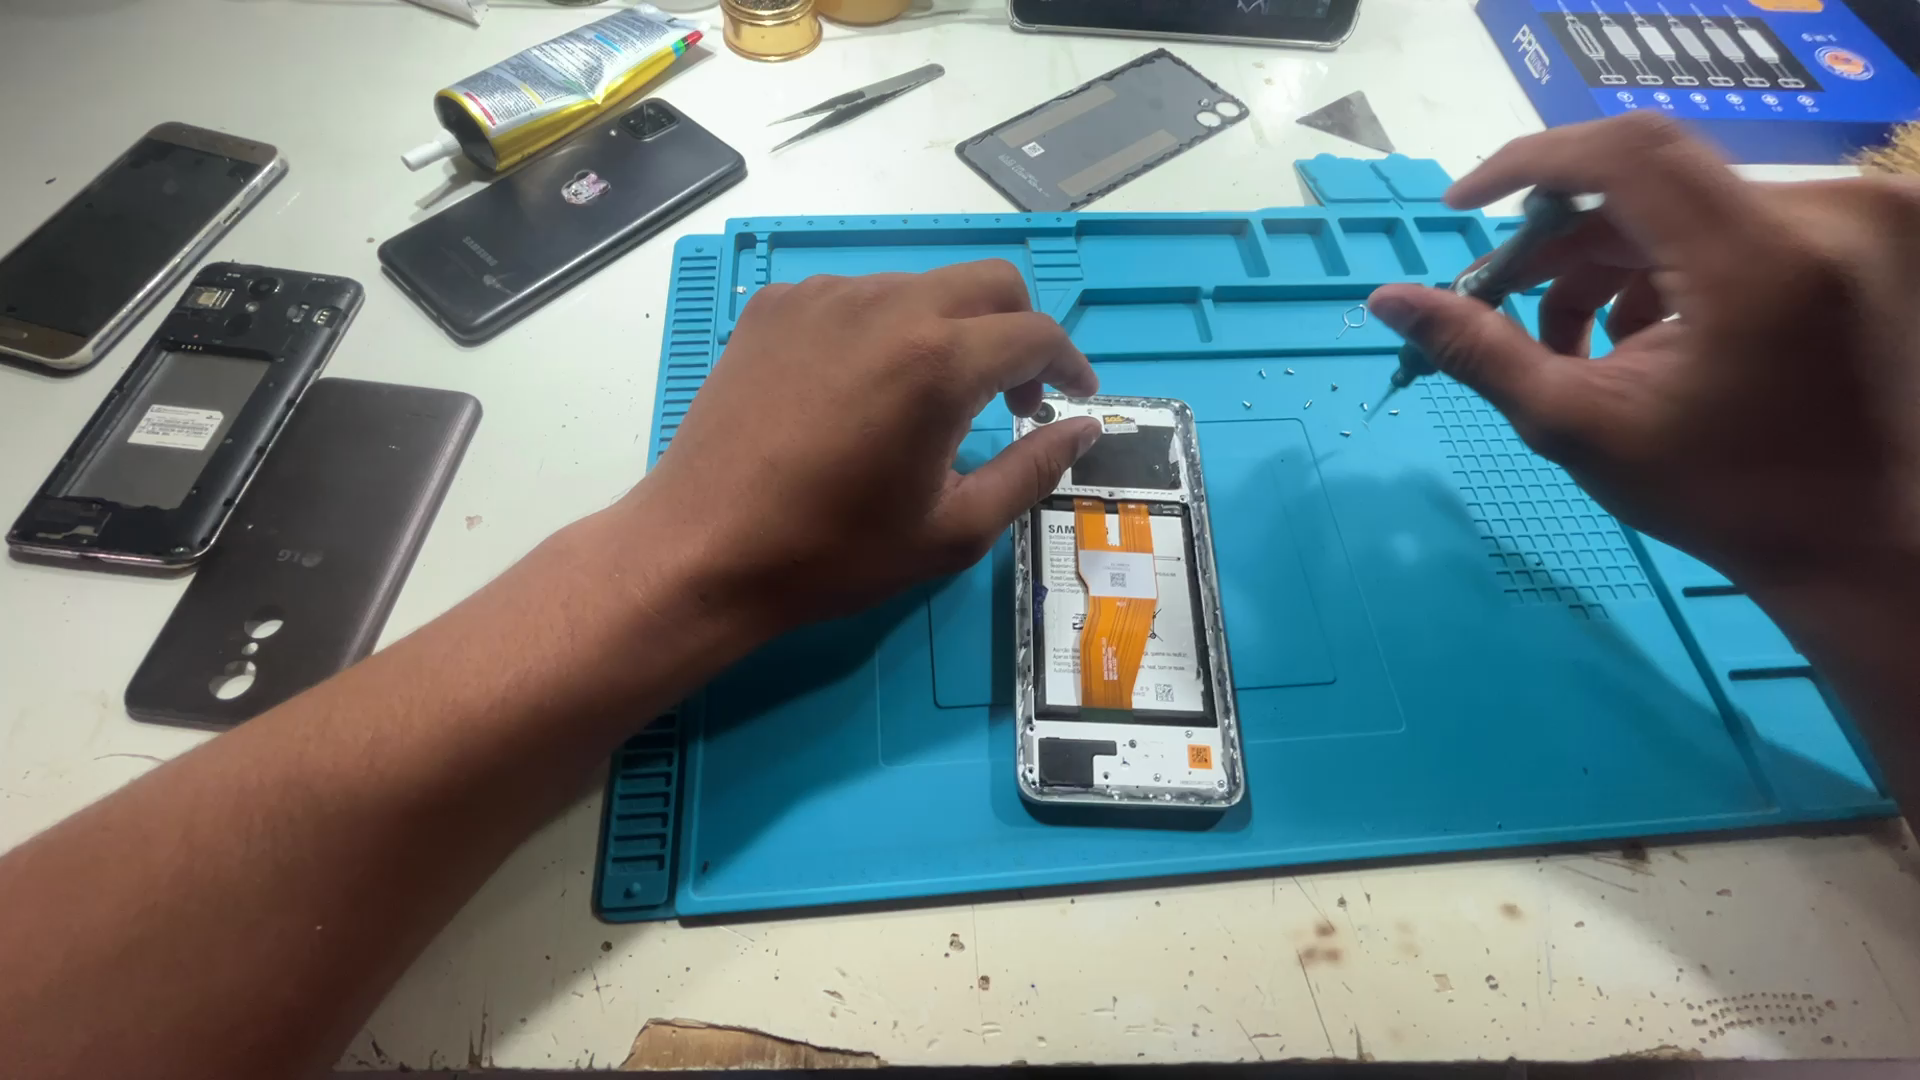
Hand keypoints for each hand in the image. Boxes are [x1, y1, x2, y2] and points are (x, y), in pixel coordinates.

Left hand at [628, 260, 1100, 633]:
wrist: (703, 550)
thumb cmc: (834, 554)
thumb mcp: (952, 530)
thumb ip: (1032, 471)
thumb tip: (1085, 429)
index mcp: (937, 363)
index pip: (1034, 334)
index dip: (1068, 364)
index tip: (1074, 397)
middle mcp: (885, 306)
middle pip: (987, 284)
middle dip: (1020, 333)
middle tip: (1013, 399)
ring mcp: (822, 298)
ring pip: (922, 287)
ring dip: (953, 331)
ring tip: (933, 401)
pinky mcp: (776, 307)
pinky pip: (858, 298)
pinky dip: (888, 330)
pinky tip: (865, 388)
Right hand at [1368, 113, 1919, 590]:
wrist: (1861, 538)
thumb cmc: (1710, 490)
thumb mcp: (1567, 421)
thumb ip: (1474, 349)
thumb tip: (1386, 300)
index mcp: (1758, 258)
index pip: (1624, 154)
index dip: (1526, 164)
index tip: (1458, 207)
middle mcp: (1826, 212)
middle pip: (1643, 191)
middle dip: (1553, 250)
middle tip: (1496, 309)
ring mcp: (1857, 221)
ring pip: (1679, 212)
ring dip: (1600, 271)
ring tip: (1571, 350)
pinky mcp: (1863, 238)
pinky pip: (1727, 229)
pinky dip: (1658, 275)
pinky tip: (1639, 342)